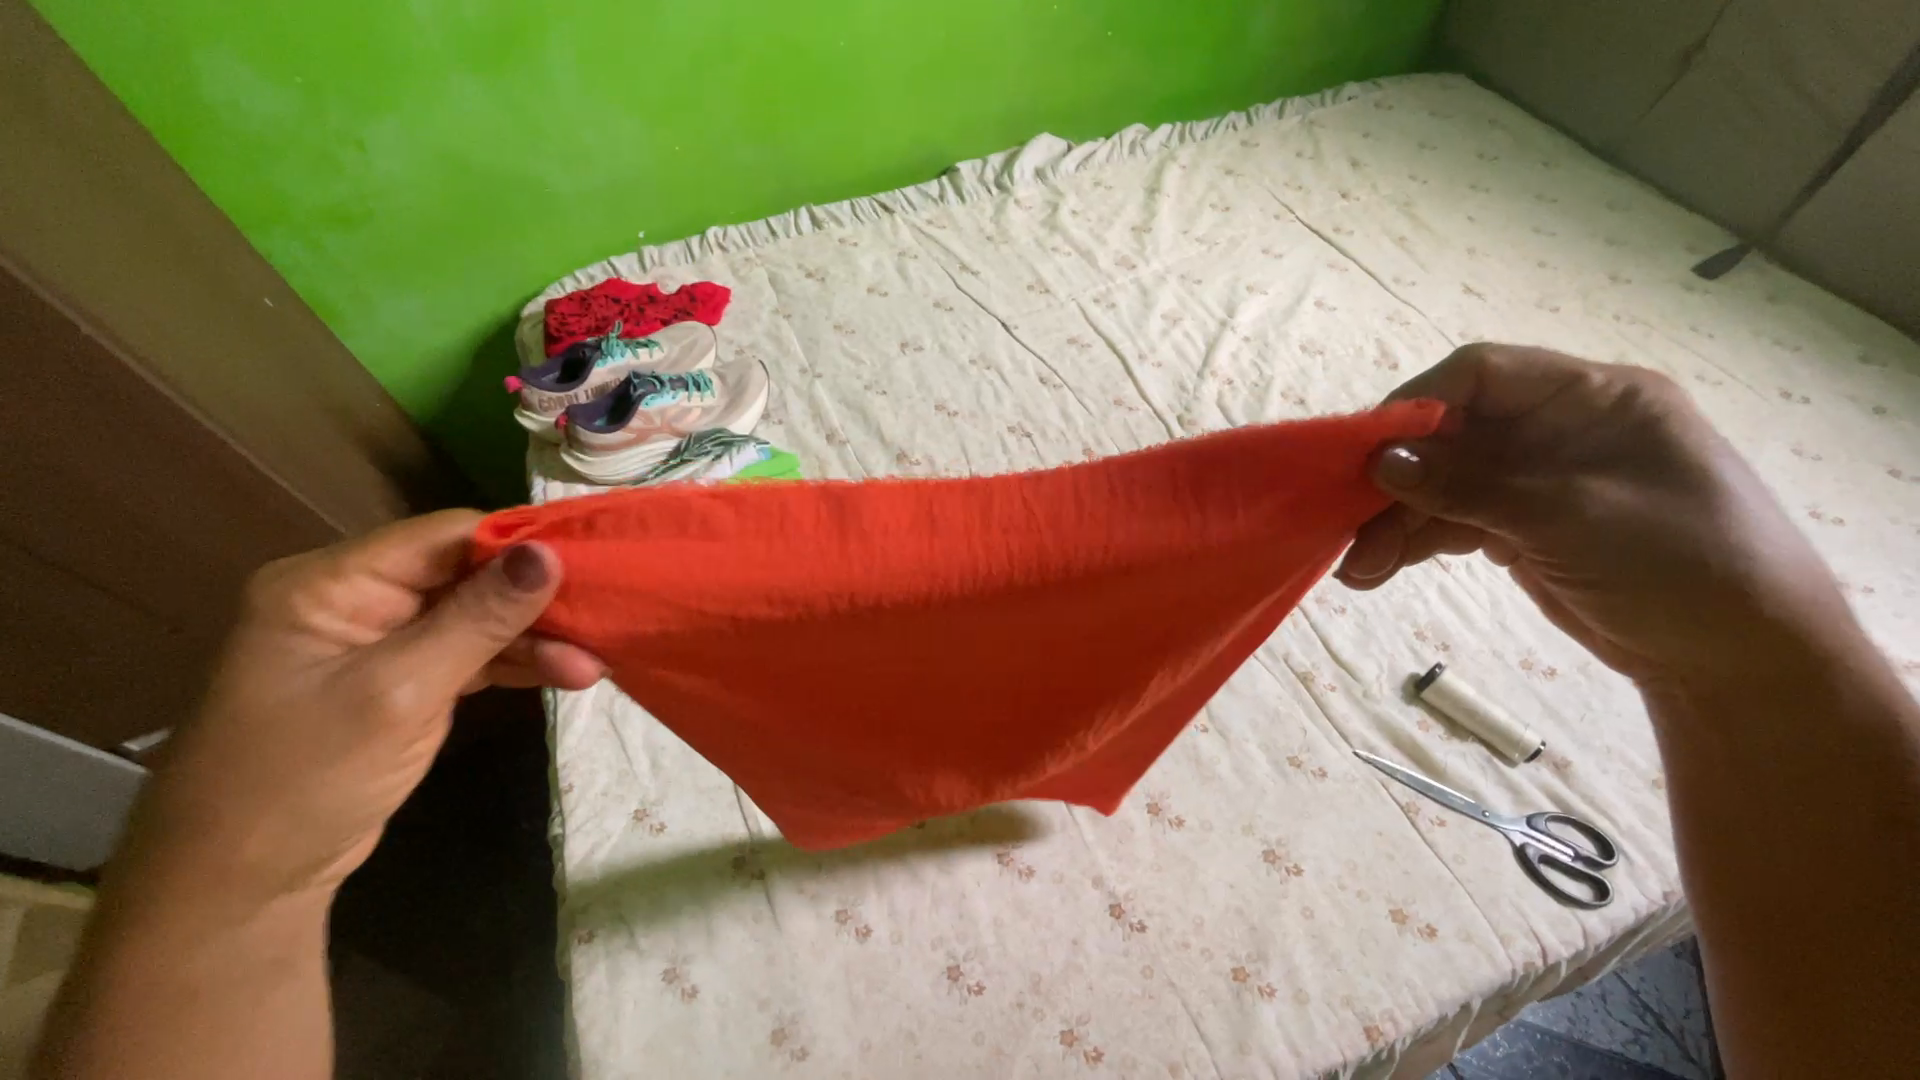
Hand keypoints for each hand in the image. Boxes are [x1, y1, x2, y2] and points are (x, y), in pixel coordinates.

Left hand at [131, 510, 603, 901]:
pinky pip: (472, 655)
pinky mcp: (404, 681)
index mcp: (330, 583)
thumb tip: (549, 552)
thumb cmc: (304, 779)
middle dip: (537, 599)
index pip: (444, 537)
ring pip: (478, 618)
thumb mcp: (400, 692)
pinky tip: (569, 672)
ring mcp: (382, 642)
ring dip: (536, 638)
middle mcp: (357, 600)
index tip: (593, 560)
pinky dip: (517, 665)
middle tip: (607, 616)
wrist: (242, 887)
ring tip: (598, 661)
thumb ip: (479, 619)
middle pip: (468, 576)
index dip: (520, 544)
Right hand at [1336, 344, 1846, 687]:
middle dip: (1394, 481)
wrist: (1738, 658)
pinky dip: (1414, 543)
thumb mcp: (1569, 517)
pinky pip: (1451, 521)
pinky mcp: (1519, 525)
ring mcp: (1534, 479)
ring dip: (1394, 523)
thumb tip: (1380, 463)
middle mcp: (1555, 429)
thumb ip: (1469, 486)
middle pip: (1449, 436)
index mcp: (1591, 398)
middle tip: (1343, 524)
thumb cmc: (1679, 563)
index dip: (1417, 404)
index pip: (1482, 375)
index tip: (1366, 452)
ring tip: (1357, 569)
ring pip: (1441, 485)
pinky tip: (1381, 569)